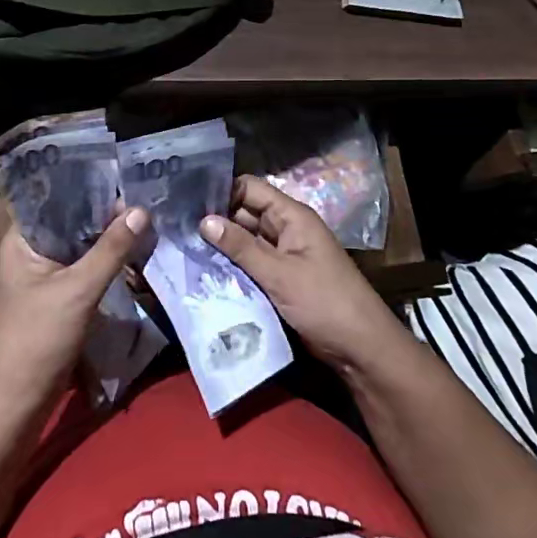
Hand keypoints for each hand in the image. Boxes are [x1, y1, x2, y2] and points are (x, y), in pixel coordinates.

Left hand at [0, 200, 149, 405]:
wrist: (23, 395)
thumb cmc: (40, 337)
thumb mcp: (79, 289)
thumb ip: (110, 250)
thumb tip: (141, 210)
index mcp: (21, 239)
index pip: (51, 197)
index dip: (83, 183)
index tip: (117, 168)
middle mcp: (30, 248)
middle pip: (69, 218)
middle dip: (101, 207)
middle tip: (140, 188)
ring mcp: (44, 271)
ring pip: (79, 241)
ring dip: (105, 232)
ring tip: (142, 209)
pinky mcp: (58, 291)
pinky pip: (83, 262)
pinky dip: (104, 255)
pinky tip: (132, 245)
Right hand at [199, 175, 411, 371]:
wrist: (360, 348)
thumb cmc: (324, 302)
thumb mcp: (279, 273)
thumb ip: (240, 247)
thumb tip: (203, 220)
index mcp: (292, 217)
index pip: (250, 189)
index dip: (221, 191)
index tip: (186, 201)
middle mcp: (286, 230)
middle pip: (243, 215)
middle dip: (214, 221)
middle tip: (176, 228)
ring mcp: (282, 255)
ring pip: (244, 241)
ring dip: (220, 247)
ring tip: (182, 248)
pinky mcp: (279, 279)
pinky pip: (249, 265)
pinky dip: (230, 267)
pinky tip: (202, 271)